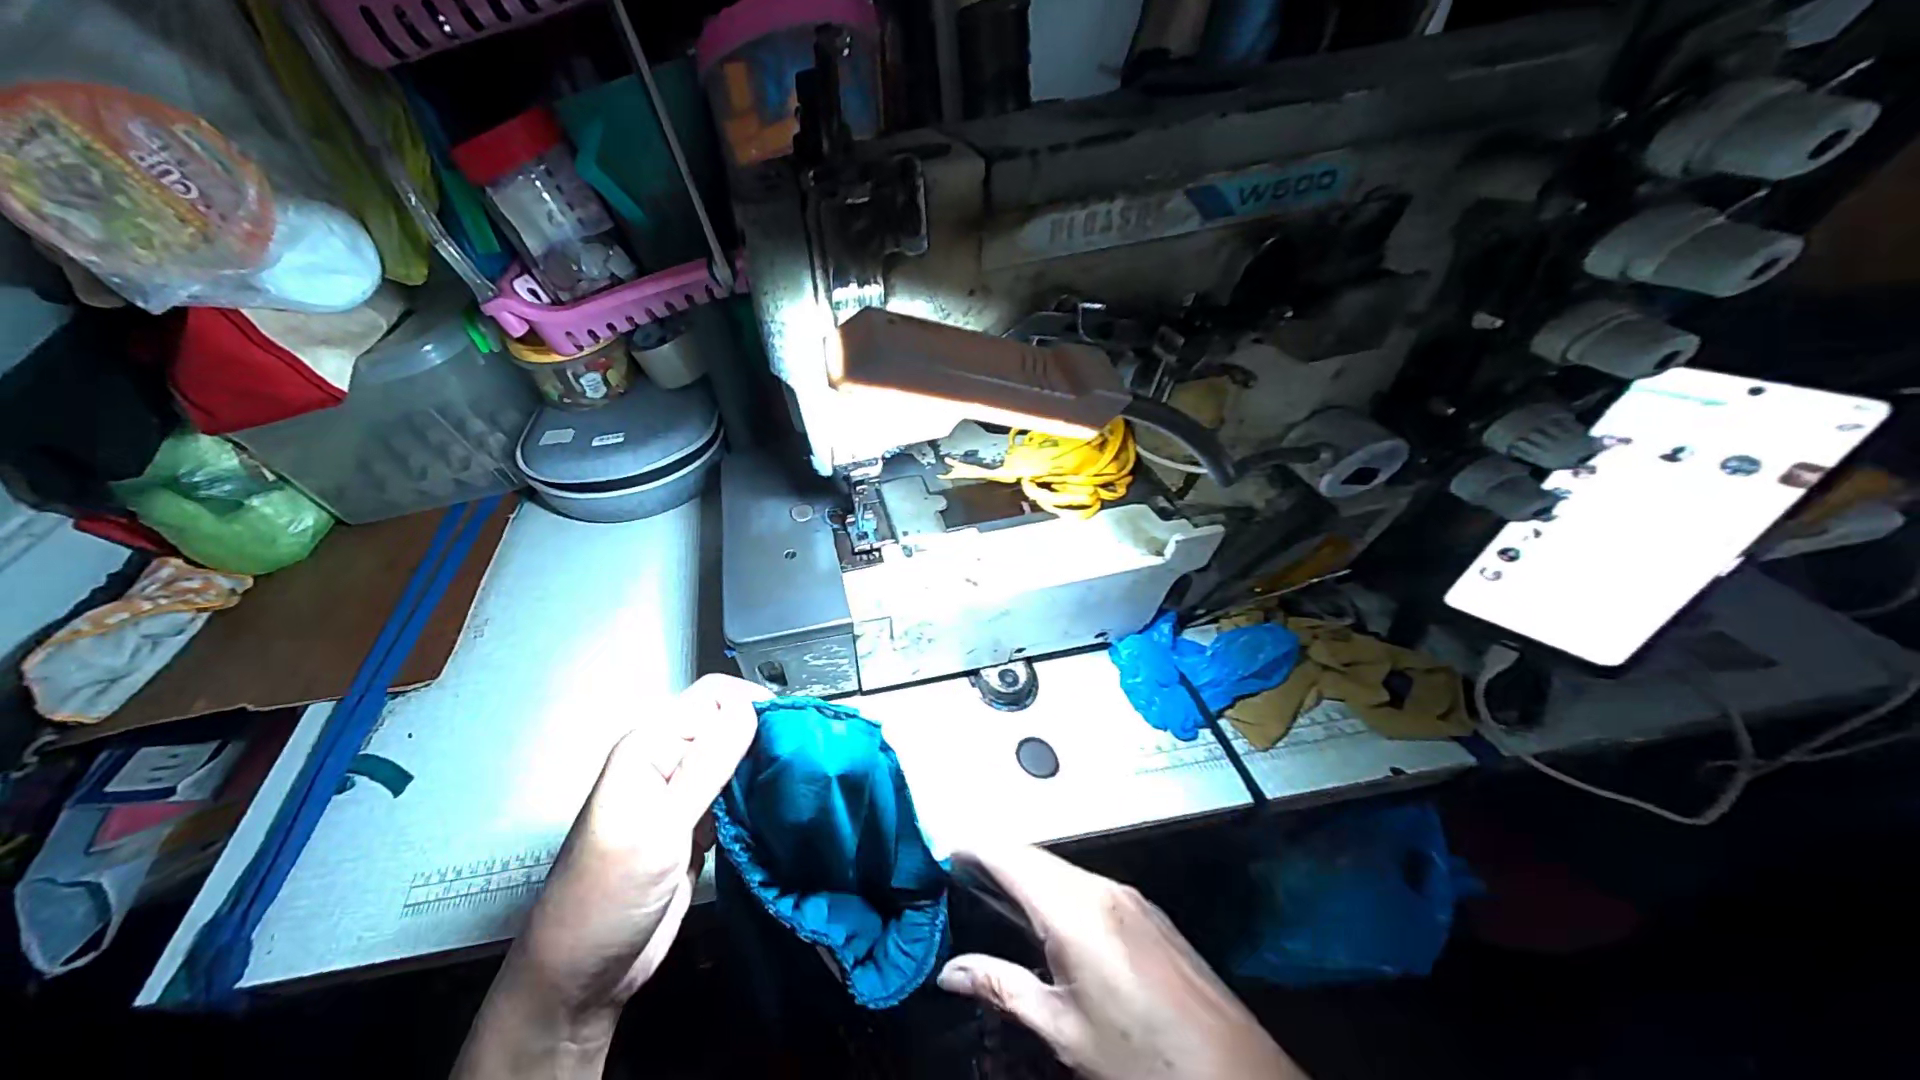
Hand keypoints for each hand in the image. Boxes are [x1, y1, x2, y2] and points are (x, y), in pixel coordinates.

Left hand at [454, 674, 765, 1078]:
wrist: (582, 977)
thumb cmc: (607, 898)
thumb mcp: (659, 828)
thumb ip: (705, 765)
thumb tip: (750, 707)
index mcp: (649, 747)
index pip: (714, 698)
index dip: (755, 702)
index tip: (798, 726)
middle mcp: (667, 761)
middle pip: (728, 724)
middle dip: (765, 732)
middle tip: (808, 754)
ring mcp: (682, 795)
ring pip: (736, 758)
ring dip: (764, 764)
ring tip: (803, 777)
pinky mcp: (697, 826)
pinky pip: (735, 794)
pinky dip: (757, 795)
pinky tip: (781, 804)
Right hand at [938, 845, 1307, 1079]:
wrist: (1236, 1075)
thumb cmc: (1143, 1059)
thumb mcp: (1064, 1030)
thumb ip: (1003, 988)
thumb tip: (951, 972)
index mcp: (1076, 912)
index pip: (1013, 857)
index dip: (976, 847)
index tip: (944, 850)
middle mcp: (1103, 889)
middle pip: (1037, 857)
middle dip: (997, 858)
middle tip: (961, 875)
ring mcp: (1130, 897)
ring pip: (1063, 869)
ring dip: (1028, 873)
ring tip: (994, 893)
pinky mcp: (1147, 912)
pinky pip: (1089, 884)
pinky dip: (1057, 887)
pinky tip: (1047, 916)